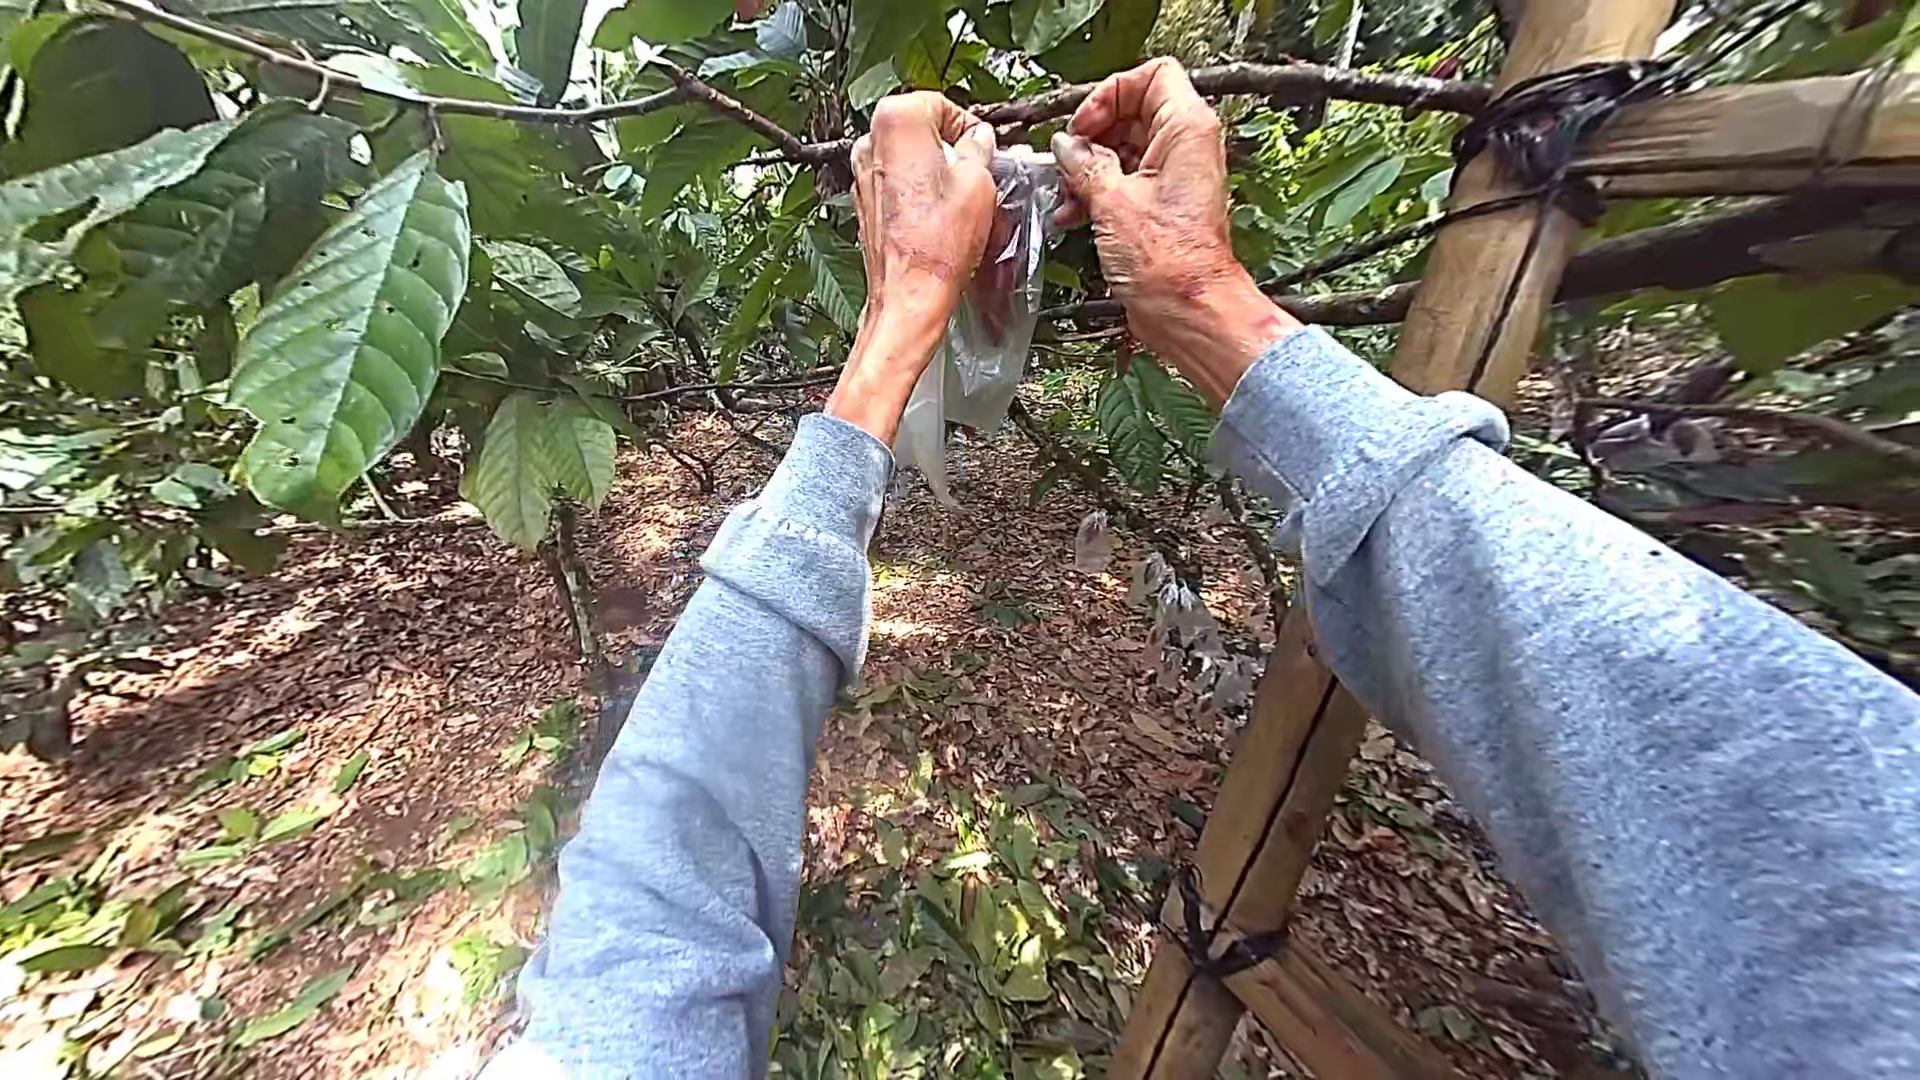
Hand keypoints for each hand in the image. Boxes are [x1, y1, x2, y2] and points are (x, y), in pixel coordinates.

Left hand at [825, 93, 996, 445]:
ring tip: (960, 209)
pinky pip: (899, 193)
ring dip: (936, 180)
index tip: (984, 150)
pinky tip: (939, 225)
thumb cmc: (937, 248)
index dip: (969, 129)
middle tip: (977, 181)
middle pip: (923, 134)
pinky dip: (919, 203)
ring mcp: (863, 179)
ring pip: (911, 165)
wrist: (910, 298)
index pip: (942, 104)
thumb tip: (978, 141)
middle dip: (952, 155)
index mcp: (896, 121)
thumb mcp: (979, 182)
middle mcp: (870, 145)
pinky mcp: (866, 210)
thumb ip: (979, 148)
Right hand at [1051, 58, 1299, 404]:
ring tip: (1064, 197)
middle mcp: (1183, 152)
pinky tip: (1072, 216)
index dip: (1108, 97)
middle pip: (1130, 118)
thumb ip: (1084, 166)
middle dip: (1091, 142)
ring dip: (1087, 174)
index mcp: (1185, 131)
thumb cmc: (1169, 264)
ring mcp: (1170, 185)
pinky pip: (1122, 190)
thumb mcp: (1113, 203)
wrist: (1187, 312)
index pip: (1148, 79)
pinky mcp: (1157, 216)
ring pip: (1121, 157)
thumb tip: (1065, 148)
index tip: (1080, 129)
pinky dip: (1096, 198)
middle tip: (1066, 166)